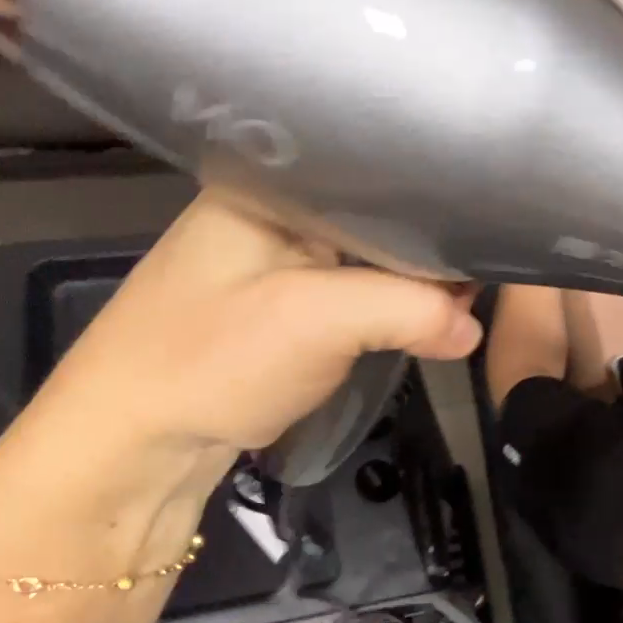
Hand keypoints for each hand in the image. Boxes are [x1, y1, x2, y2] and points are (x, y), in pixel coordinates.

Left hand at [28, 192, 481, 463]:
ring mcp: (276, 266)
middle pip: (376, 221)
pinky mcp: (283, 311)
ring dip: (412, 290)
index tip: (487, 241)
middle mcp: (272, 216)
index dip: (434, 209)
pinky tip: (421, 325)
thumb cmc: (213, 362)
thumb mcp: (319, 320)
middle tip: (484, 281)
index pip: (373, 179)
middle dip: (430, 255)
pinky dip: (389, 313)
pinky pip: (355, 297)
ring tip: (463, 305)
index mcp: (268, 190)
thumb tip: (473, 328)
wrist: (136, 444)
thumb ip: (409, 310)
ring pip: (369, 263)